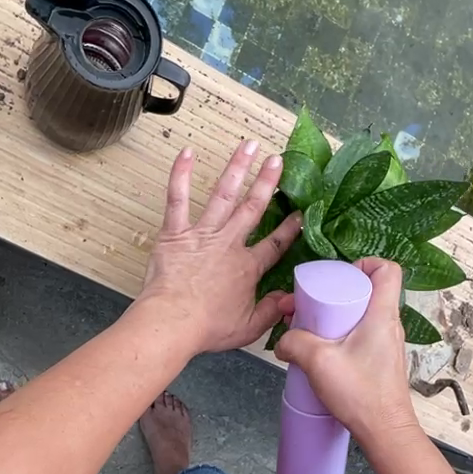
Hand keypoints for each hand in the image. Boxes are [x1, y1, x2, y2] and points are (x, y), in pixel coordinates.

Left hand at [133, 141, 302, 354]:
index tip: (300, 212)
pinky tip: (187, 152)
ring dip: (237, 168)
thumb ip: (271, 311)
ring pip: (223, 195)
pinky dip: (182, 175)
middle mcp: (229, 244)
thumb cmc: (208, 328)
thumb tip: (291, 299)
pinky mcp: (175, 233)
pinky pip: (178, 199)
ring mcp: (202, 234)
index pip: (275, 244)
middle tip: (278, 160)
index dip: (290, 228)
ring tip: (248, 145)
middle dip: (267, 182)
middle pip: (252, 208)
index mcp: (248, 267)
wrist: (172, 322)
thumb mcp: (249, 328)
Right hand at [274, 257, 420, 446]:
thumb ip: (294, 343)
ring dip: (333, 317)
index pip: (386, 270)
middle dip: (334, 293)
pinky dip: (338, 336)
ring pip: (360, 315)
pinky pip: (358, 336)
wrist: (384, 431)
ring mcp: (385, 344)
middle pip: (366, 291)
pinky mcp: (378, 361)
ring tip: (308, 330)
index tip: (337, 276)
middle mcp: (388, 324)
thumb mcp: (318, 361)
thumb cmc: (361, 394)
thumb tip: (283, 342)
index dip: (363, 264)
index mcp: (381, 314)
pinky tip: (319, 352)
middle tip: (311, 304)